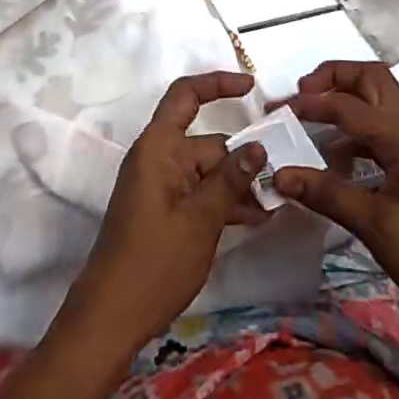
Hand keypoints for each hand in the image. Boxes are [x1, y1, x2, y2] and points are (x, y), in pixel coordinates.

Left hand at [67, 72, 269, 346]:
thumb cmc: (155, 262)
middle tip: (285, 178)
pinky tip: (256, 219)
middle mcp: (158, 159)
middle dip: (244, 158)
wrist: (112, 314)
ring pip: (208, 171)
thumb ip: (231, 180)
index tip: (252, 88)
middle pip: (207, 142)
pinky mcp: (165, 210)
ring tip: (276, 205)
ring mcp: (161, 186)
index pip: (185, 97)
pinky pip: (199, 193)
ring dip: (238, 185)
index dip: (216, 84)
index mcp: (158, 149)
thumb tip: (259, 146)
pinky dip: (224, 201)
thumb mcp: (201, 220)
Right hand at [273, 61, 398, 321]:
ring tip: (308, 120)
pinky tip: (334, 159)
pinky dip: (354, 132)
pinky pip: (382, 132)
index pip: (349, 105)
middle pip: (373, 80)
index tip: (277, 112)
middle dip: (334, 77)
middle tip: (299, 94)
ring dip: (344, 102)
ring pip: (379, 104)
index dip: (311, 104)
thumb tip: (280, 174)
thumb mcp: (374, 226)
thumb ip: (326, 193)